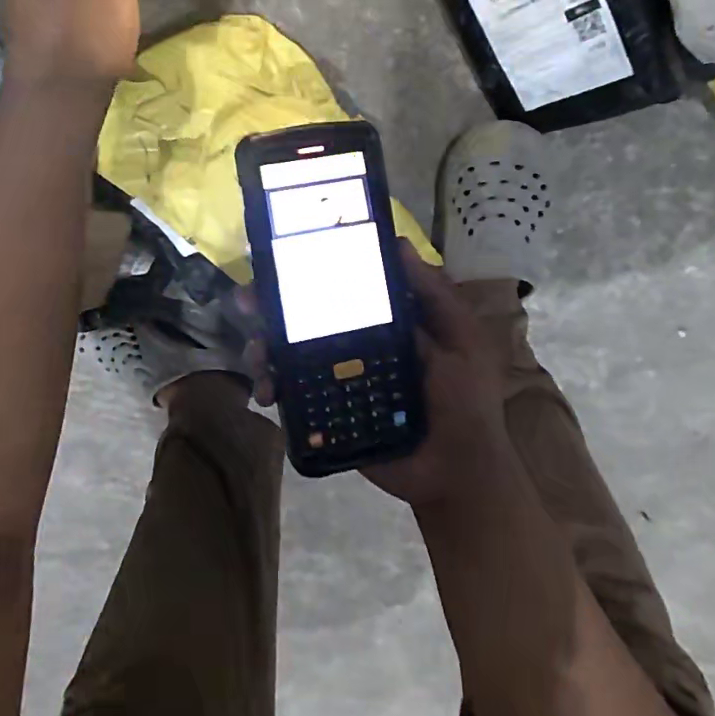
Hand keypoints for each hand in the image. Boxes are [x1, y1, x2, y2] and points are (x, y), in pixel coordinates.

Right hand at [243, 240, 513, 507]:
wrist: (457, 471)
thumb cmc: (466, 398)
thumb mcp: (460, 338)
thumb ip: (433, 295)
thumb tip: (400, 244)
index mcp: (386, 321)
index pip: (344, 287)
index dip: (313, 272)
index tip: (281, 258)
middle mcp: (357, 344)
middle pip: (307, 318)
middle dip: (273, 306)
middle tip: (248, 300)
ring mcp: (340, 379)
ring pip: (291, 353)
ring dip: (265, 347)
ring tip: (258, 354)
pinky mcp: (329, 413)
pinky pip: (293, 395)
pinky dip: (273, 387)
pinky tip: (267, 391)